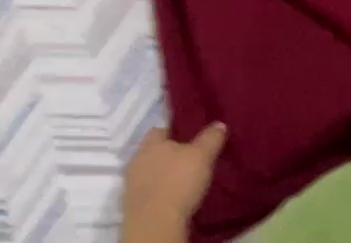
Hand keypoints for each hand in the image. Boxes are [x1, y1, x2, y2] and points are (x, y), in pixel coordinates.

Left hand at [122, 122, 226, 242]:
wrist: (155, 226)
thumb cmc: (178, 182)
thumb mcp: (203, 155)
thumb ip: (211, 137)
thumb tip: (219, 124)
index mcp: (150, 143)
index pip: (160, 129)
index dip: (175, 131)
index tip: (190, 136)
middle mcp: (136, 160)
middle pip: (154, 152)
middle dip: (169, 155)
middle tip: (189, 159)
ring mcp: (131, 185)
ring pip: (150, 173)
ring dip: (163, 176)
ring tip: (183, 181)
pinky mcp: (131, 207)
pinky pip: (148, 193)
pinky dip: (159, 194)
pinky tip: (173, 199)